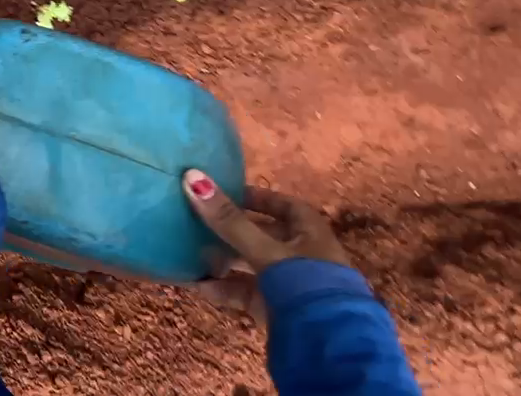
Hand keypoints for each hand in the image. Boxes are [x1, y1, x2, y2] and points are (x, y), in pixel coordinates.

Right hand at [181, 168, 351, 325]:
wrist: (329, 346)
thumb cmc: (304, 284)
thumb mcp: (265, 249)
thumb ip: (227, 218)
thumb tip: (191, 175)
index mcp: (312, 236)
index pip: (286, 206)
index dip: (258, 198)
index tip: (225, 193)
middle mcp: (304, 257)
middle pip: (264, 235)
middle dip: (230, 229)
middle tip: (197, 220)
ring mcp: (292, 285)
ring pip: (252, 264)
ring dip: (223, 259)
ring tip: (191, 252)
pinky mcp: (279, 309)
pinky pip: (247, 292)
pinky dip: (224, 287)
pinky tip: (199, 285)